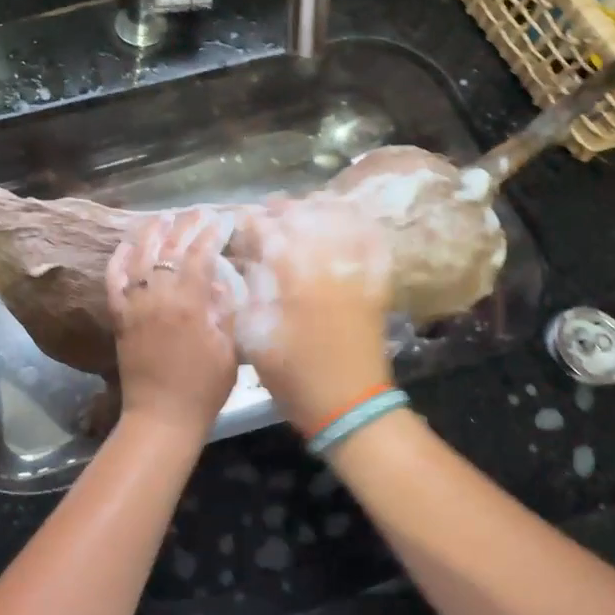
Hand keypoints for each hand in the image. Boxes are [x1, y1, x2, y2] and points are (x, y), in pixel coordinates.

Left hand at [105, 208, 240, 433]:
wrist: (161, 417)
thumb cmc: (203, 387)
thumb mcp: (229, 350)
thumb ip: (226, 310)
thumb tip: (220, 280)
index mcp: (191, 303)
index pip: (201, 255)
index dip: (213, 234)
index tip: (223, 220)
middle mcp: (159, 296)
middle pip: (171, 248)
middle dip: (186, 225)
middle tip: (199, 211)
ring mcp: (135, 304)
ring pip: (140, 256)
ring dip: (153, 232)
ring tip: (164, 216)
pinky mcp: (119, 316)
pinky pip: (114, 280)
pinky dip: (119, 259)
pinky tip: (126, 244)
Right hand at [229, 199, 394, 435]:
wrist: (349, 407)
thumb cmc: (293, 376)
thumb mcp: (254, 337)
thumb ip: (246, 295)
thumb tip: (241, 267)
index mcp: (291, 278)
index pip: (267, 231)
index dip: (251, 223)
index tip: (240, 221)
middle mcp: (324, 265)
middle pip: (304, 218)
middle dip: (283, 210)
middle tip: (269, 212)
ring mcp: (355, 273)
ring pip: (340, 223)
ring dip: (319, 210)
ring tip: (305, 208)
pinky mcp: (374, 287)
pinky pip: (374, 246)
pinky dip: (362, 228)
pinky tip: (350, 220)